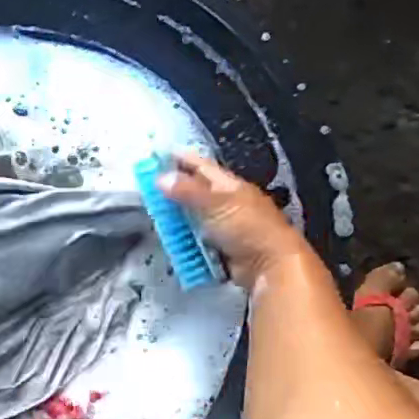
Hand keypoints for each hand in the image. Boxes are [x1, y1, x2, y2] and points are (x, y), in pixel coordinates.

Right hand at [157, 152, 313, 288]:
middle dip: (173, 189)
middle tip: (147, 186)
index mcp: (229, 186)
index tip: (159, 153)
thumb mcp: (216, 204)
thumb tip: (160, 178)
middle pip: (195, 192)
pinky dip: (183, 238)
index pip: (202, 166)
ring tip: (153, 214)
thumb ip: (188, 191)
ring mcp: (224, 226)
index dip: (182, 158)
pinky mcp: (220, 248)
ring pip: (194, 216)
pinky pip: (195, 239)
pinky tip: (169, 238)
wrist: (270, 265)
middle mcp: (227, 203)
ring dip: (176, 216)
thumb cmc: (247, 228)